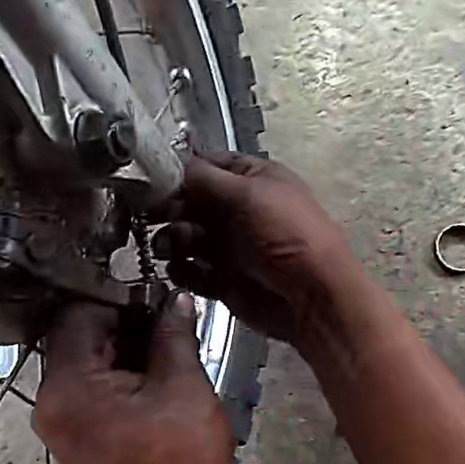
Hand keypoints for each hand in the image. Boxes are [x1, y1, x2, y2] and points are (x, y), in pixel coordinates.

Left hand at [32, 296, 232, 463]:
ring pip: (84, 363)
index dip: (121, 302)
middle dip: (124, 329)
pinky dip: (116, 380)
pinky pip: (87, 390)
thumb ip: (174, 336)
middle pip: (77, 338)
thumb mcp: (185, 390)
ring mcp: (58, 423)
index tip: (154, 306)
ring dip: (122, 354)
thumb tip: (174, 302)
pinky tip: (152, 388)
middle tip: (165, 334)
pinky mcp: (73, 437)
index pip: (79, 313)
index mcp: (69, 388)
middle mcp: (50, 404)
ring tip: (163, 364)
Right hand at [153, 153, 360, 342]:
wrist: (312, 296)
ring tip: (169, 249)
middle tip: (152, 218)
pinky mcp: (225, 281)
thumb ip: (205, 179)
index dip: (180, 172)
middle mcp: (240, 212)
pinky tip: (179, 271)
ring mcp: (232, 248)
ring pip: (188, 238)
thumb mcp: (248, 194)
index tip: (152, 181)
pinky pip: (194, 272)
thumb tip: (171, 167)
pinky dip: (183, 271)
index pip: (208, 167)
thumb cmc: (287, 235)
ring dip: (173, 241)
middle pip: (191, 203)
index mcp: (254, 181)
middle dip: (171, 209)